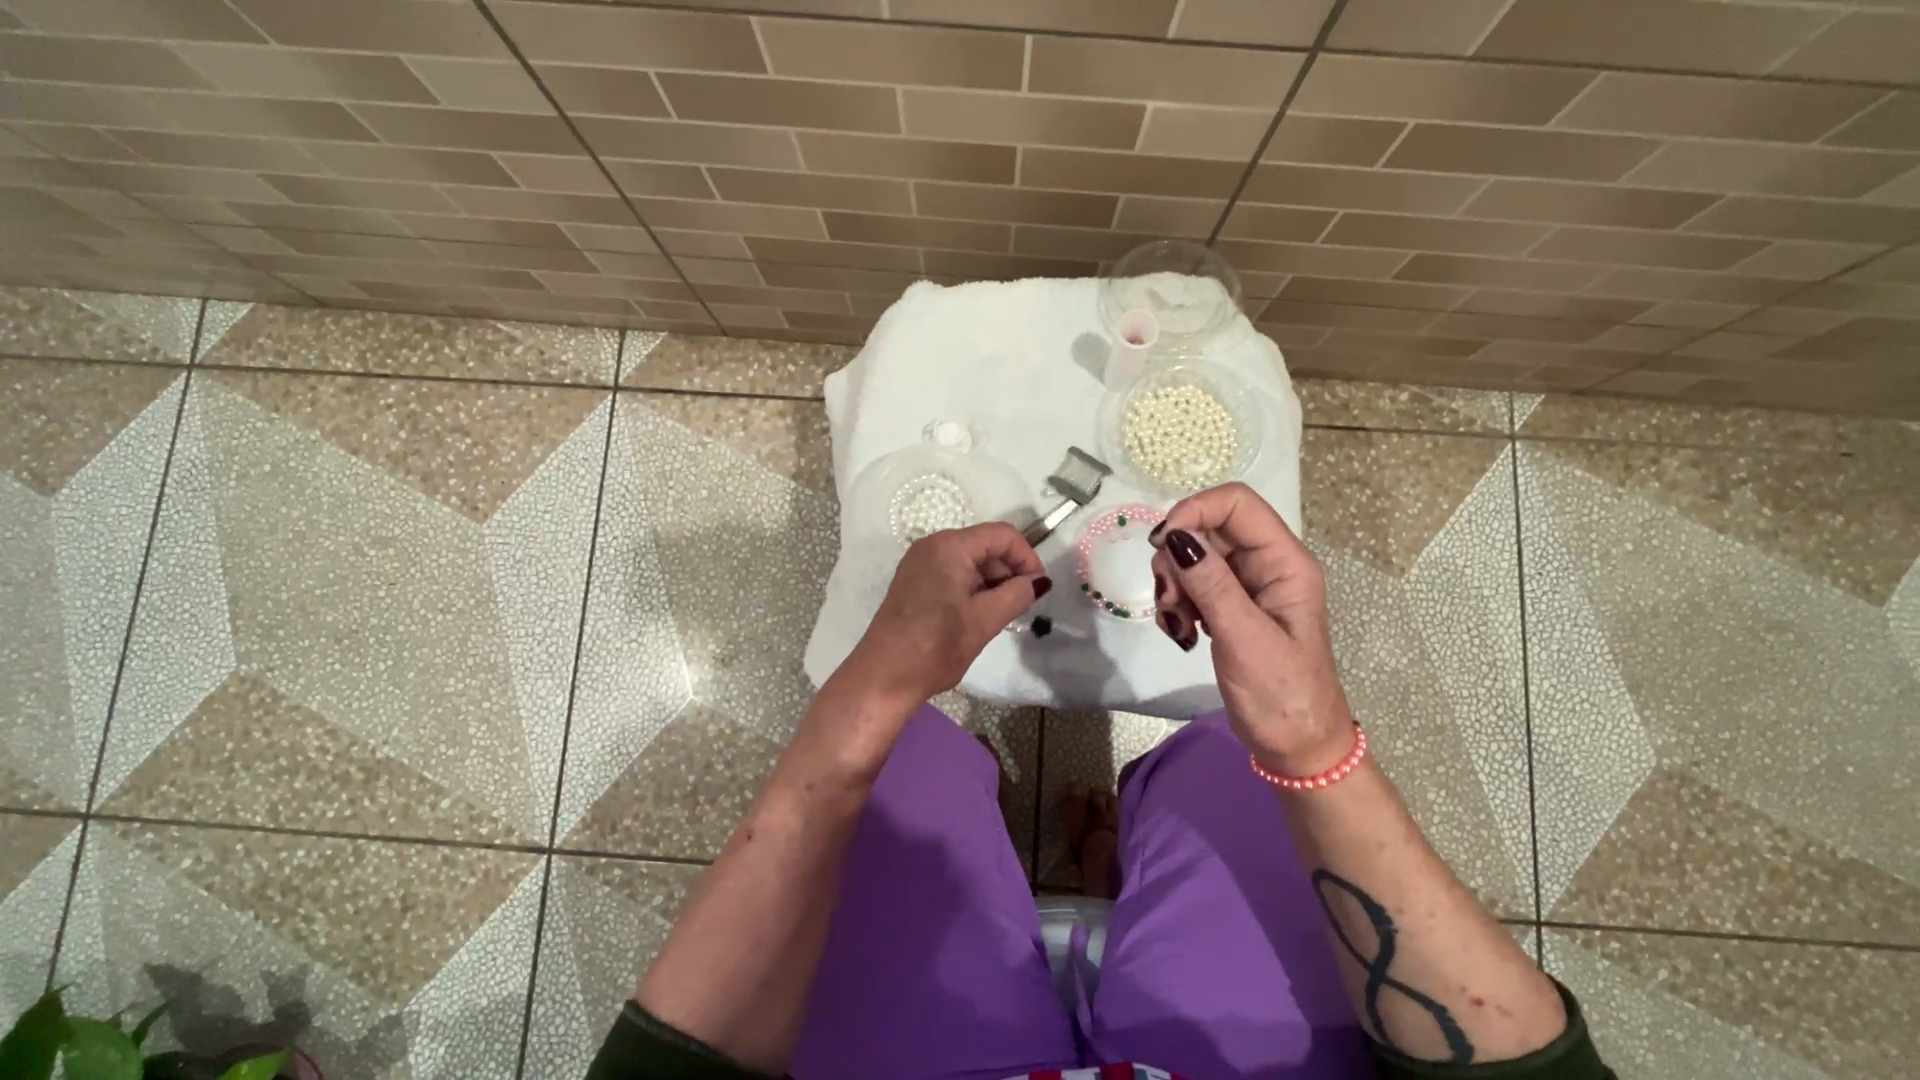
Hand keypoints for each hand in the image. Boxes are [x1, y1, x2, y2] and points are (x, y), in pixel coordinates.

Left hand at [840, 522, 1050, 707]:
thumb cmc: (936, 646)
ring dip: (992, 581)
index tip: (1039, 587)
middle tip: (1022, 604)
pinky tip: (978, 615)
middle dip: (1009, 570)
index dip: (1027, 557)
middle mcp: (932, 546)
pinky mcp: (914, 583)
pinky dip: (972, 588)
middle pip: (984, 545)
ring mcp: (919, 564)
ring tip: (1002, 614)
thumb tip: (1037, 582)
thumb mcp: (985, 620)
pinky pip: (952, 573)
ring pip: (969, 560)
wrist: (884, 677)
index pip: (1002, 535)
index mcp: (950, 546)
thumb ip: (1017, 594)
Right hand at [1149, 482, 1354, 774]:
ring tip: (1176, 625)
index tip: (1161, 545)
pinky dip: (1175, 603)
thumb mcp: (1245, 639)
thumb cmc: (1283, 697)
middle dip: (1176, 557)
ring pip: (1193, 556)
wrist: (1297, 749)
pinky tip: (1180, 633)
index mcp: (1285, 563)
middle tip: (1169, 601)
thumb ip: (1211, 585)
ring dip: (1172, 585)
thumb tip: (1175, 536)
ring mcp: (1247, 586)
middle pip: (1208, 528)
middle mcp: (1267, 565)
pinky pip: (1191, 585)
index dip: (1193, 511)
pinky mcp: (1229, 607)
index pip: (1236, 503)